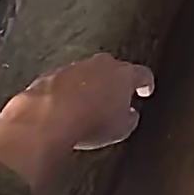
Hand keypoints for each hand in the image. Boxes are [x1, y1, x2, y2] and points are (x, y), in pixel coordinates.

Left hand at [13, 53, 155, 150]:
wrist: (48, 118)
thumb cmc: (89, 122)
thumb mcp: (121, 130)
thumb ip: (130, 119)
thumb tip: (129, 116)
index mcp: (124, 75)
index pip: (142, 74)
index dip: (146, 83)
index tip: (145, 89)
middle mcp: (101, 65)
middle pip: (114, 70)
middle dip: (115, 84)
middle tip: (115, 101)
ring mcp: (75, 67)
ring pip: (88, 74)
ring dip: (90, 88)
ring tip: (87, 109)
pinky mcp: (52, 75)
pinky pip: (66, 82)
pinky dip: (68, 93)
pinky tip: (65, 110)